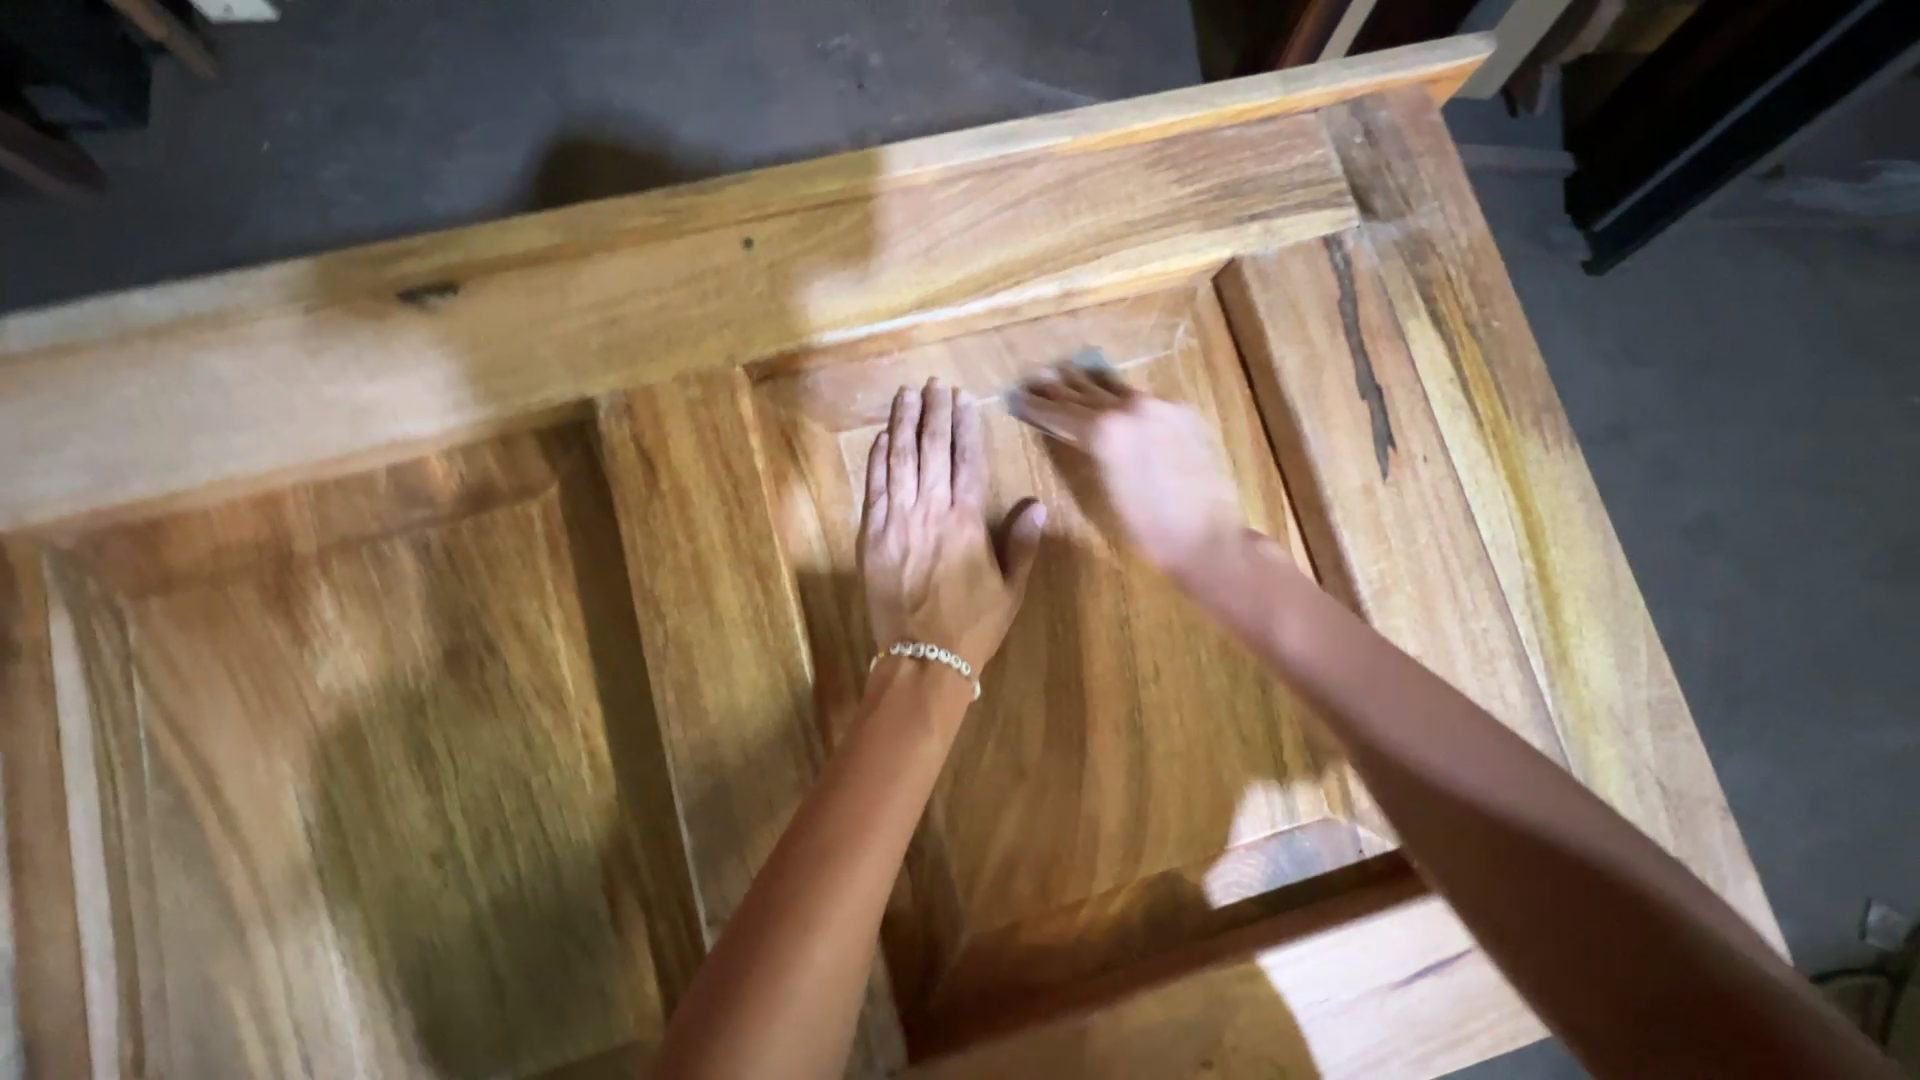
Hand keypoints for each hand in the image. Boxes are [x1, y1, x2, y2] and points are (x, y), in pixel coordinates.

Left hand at [861, 380, 1046, 676]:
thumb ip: (1022, 543)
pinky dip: (877, 459)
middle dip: (933, 412)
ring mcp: (897, 521)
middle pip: (932, 449)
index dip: (966, 424)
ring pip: (899, 460)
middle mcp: (930, 511)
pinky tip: (882, 438)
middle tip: (934, 384)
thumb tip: (1037, 504)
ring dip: (903, 424)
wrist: (922, 656)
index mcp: (967, 521)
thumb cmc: (972, 625)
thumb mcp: (1011, 588)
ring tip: (906, 395)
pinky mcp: (872, 536)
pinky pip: (874, 487)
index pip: (967, 459)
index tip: (964, 399)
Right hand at [1013, 365, 1244, 584]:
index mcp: (1103, 431)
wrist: (1205, 535)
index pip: (1060, 411)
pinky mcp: (1182, 412)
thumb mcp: (1101, 488)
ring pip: (1115, 387)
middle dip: (1059, 386)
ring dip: (1089, 383)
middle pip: (1085, 391)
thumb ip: (1087, 449)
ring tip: (1068, 372)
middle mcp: (1129, 407)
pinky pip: (1142, 399)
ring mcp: (1160, 406)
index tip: (1018, 395)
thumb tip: (1074, 431)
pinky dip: (1121, 397)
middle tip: (1037, 375)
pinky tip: (1112, 395)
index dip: (1036, 405)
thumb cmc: (1145, 527)